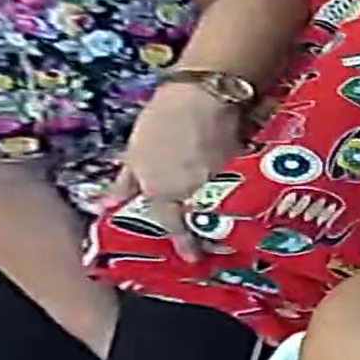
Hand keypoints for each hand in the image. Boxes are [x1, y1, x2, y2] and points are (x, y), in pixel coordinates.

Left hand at [104, 82, 243, 261]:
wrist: (203, 101)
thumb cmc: (162, 124)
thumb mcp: (134, 153)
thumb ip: (126, 182)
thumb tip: (108, 205)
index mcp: (163, 190)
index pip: (172, 224)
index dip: (183, 242)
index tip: (193, 258)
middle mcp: (195, 192)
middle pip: (205, 222)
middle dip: (213, 236)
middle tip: (219, 248)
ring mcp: (225, 183)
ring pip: (228, 210)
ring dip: (231, 222)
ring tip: (237, 230)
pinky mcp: (249, 173)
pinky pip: (246, 194)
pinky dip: (248, 202)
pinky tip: (252, 205)